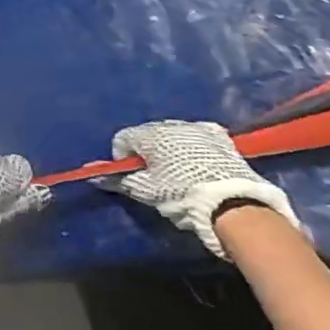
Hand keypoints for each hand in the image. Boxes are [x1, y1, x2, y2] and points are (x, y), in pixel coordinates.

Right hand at [105, 120, 302, 258]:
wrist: (235, 204)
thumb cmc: (180, 193)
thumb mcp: (144, 190)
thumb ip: (118, 179)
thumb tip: (95, 176)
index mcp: (149, 135)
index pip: (123, 139)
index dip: (123, 159)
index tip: (132, 175)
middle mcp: (171, 125)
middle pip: (148, 135)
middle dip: (147, 152)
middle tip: (155, 175)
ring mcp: (199, 129)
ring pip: (172, 135)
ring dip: (170, 149)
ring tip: (178, 171)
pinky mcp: (222, 138)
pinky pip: (198, 136)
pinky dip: (192, 145)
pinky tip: (197, 161)